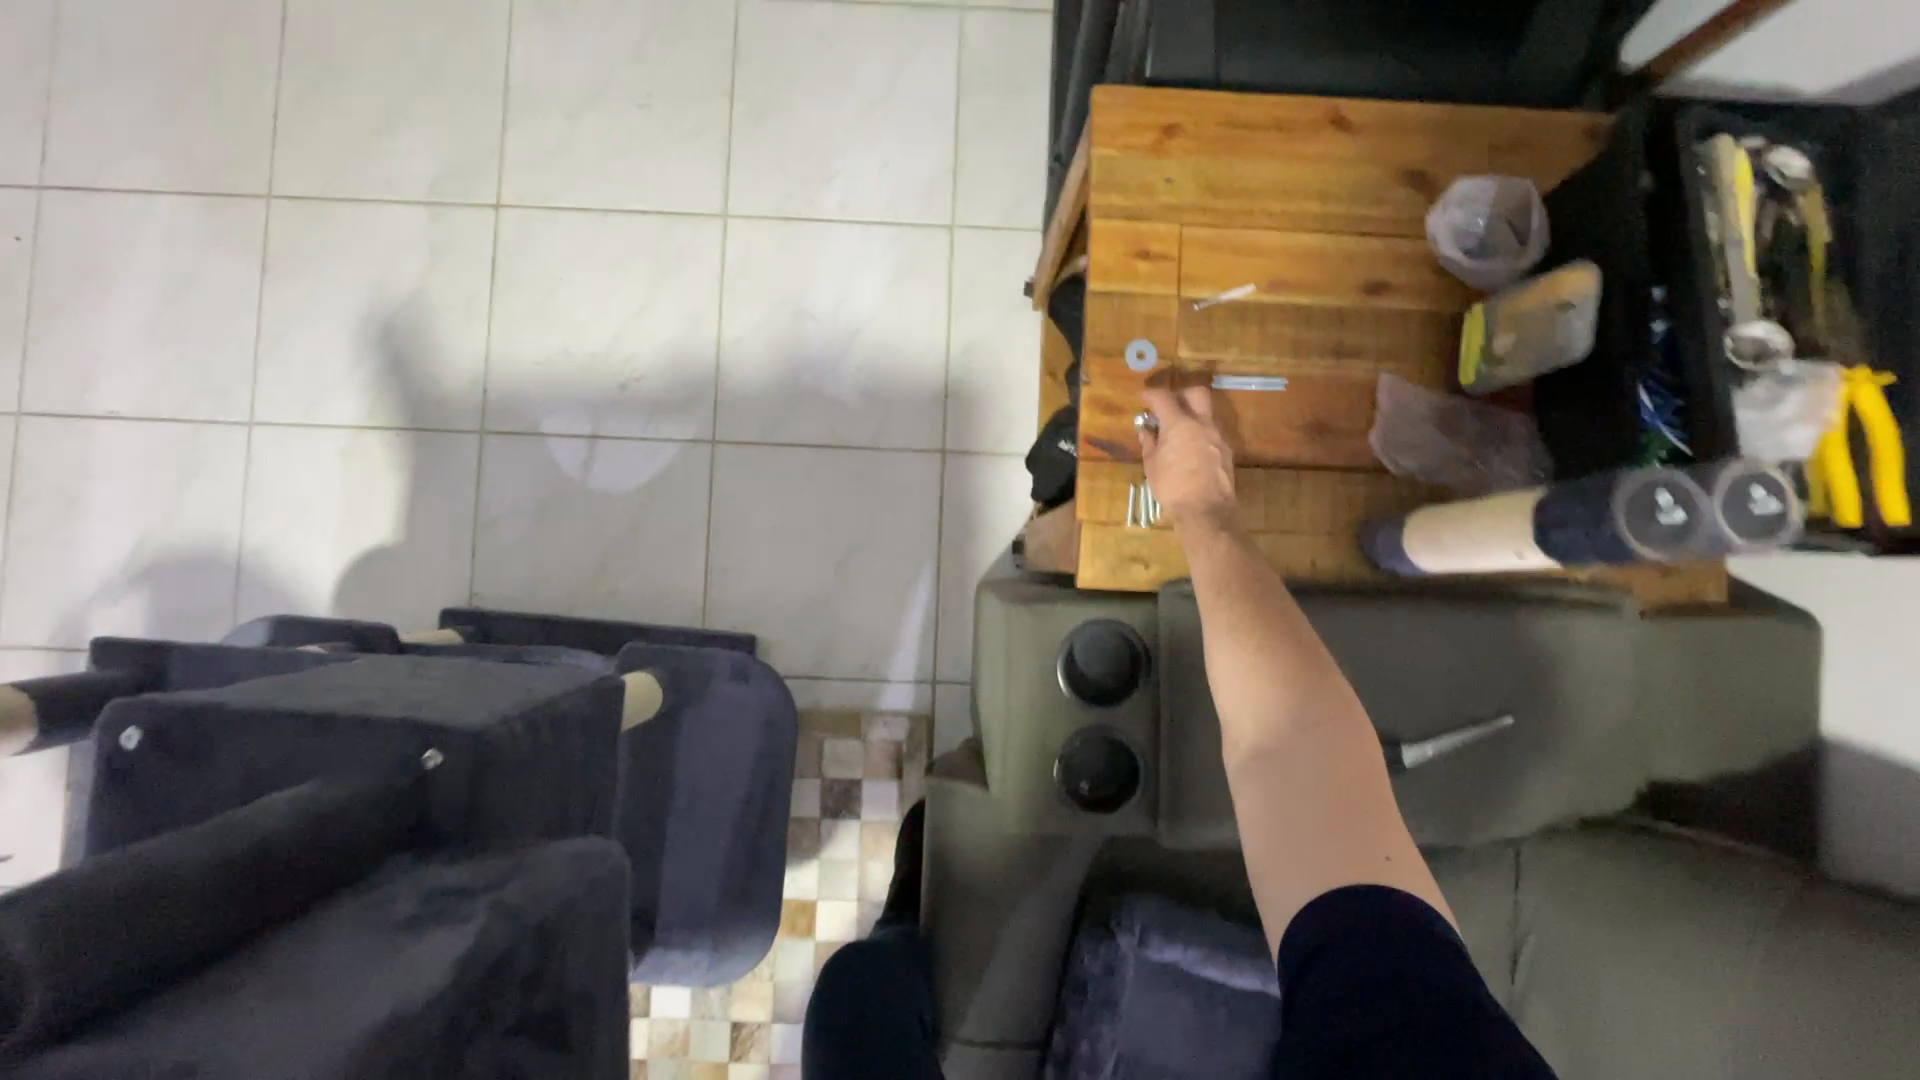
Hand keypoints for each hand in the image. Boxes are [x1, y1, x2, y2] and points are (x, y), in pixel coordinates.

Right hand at [1139, 385, 1237, 531]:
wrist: (1205, 510)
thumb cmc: (1172, 487)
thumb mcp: (1152, 465)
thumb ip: (1149, 443)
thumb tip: (1146, 430)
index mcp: (1180, 424)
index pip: (1164, 398)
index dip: (1151, 395)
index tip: (1143, 398)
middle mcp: (1202, 424)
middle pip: (1196, 393)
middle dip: (1180, 395)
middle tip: (1168, 407)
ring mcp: (1218, 437)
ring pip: (1206, 414)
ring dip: (1192, 416)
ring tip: (1177, 433)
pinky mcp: (1226, 451)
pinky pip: (1212, 433)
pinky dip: (1200, 434)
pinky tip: (1190, 450)